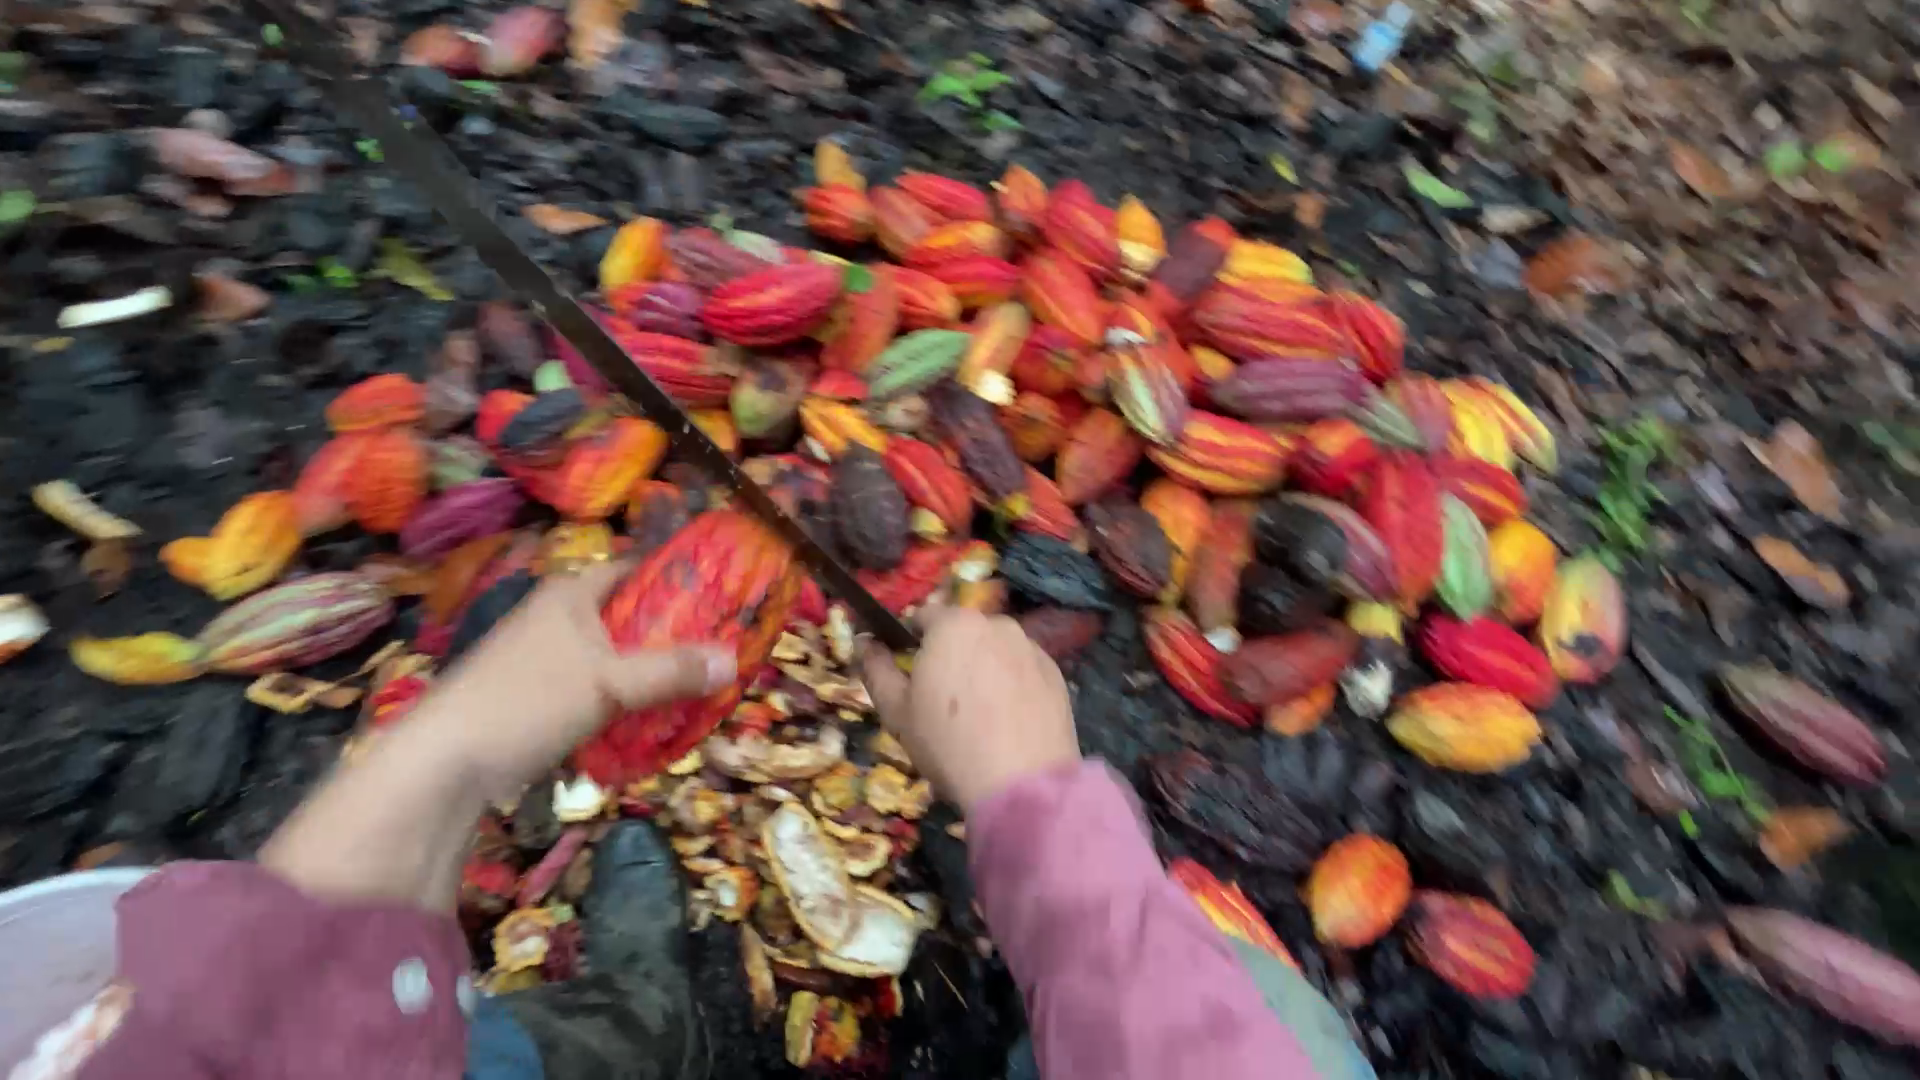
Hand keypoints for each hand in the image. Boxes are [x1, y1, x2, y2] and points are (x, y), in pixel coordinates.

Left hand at [417, 560, 735, 796]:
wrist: (443, 766)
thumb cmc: (527, 701)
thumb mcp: (610, 683)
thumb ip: (672, 671)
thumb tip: (734, 661)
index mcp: (570, 594)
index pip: (633, 567)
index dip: (675, 574)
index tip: (719, 591)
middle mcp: (557, 616)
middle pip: (628, 612)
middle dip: (671, 628)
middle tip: (718, 642)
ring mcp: (544, 657)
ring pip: (614, 651)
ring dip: (650, 666)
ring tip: (696, 679)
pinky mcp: (538, 695)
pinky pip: (598, 683)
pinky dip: (626, 693)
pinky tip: (653, 713)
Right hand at [861, 606, 1078, 813]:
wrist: (1021, 784)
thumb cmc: (948, 743)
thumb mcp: (897, 711)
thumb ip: (876, 669)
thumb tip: (864, 643)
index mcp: (955, 625)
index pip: (924, 616)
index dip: (912, 643)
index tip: (912, 677)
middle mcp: (997, 624)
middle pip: (964, 632)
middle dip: (952, 655)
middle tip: (944, 702)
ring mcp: (1031, 647)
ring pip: (996, 649)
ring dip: (984, 668)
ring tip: (981, 716)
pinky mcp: (1056, 674)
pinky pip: (1023, 669)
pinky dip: (1013, 684)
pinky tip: (1008, 721)